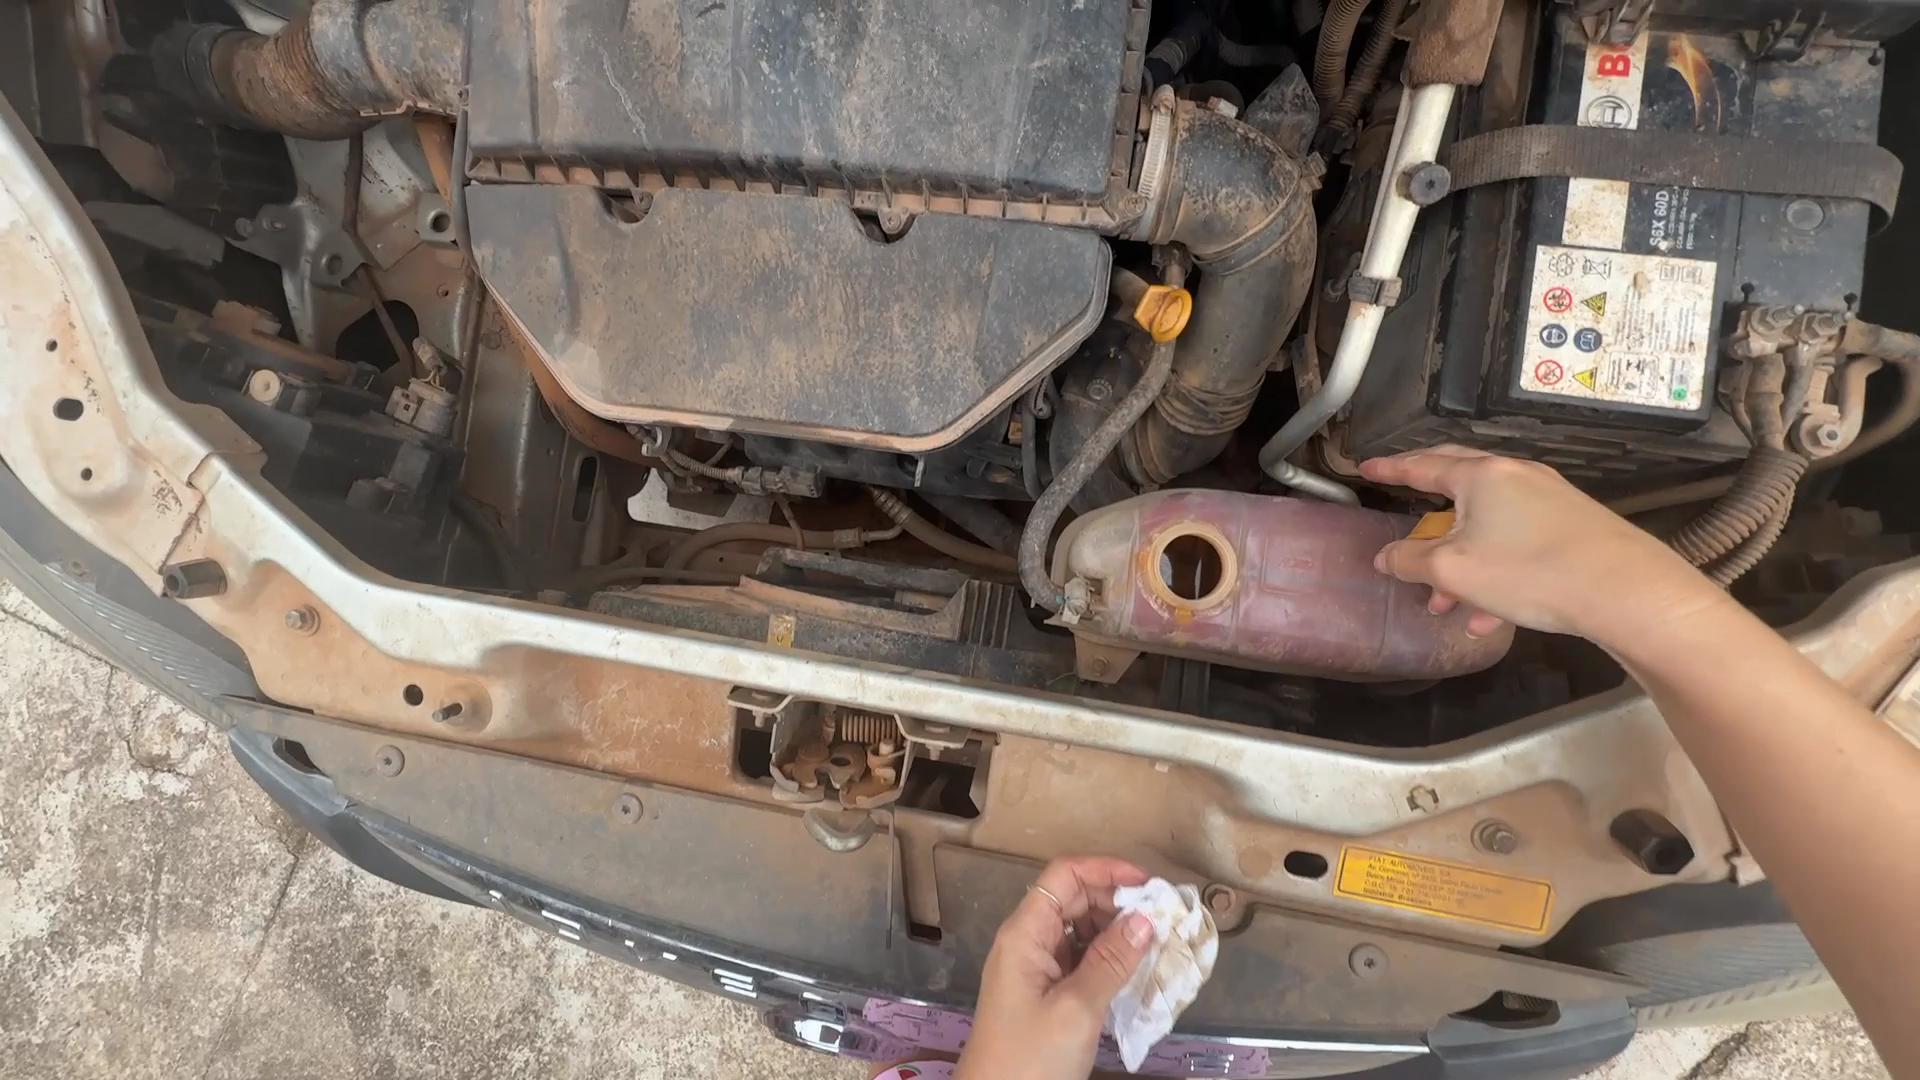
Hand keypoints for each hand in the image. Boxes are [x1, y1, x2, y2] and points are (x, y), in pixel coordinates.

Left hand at [954, 856, 1154, 1079]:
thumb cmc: (1031, 1058)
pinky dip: (1106, 958)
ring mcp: (1035, 966)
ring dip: (1114, 930)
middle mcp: (1028, 939)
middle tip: (1161, 917)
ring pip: (1078, 928)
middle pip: (1073, 898)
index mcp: (1025, 931)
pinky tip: (1134, 969)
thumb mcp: (1077, 1010)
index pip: (1064, 875)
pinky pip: (1079, 958)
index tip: (1148, 884)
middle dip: (1115, 900)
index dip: (1105, 869)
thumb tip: (1146, 918)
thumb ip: (1111, 961)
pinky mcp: (1045, 992)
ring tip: (1155, 942)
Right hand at [1360, 446, 1729, 642]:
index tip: (1365, 467)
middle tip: (1397, 492)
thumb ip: (1408, 560)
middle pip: (1455, 480)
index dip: (1390, 468)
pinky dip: (1492, 571)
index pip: (1422, 466)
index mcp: (1481, 476)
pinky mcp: (1572, 528)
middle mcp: (1515, 478)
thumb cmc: (1529, 571)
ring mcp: (1549, 501)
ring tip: (1441, 603)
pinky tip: (1487, 616)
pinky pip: (1514, 543)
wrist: (1632, 595)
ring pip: (1484, 524)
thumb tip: (1385, 556)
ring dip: (1456, 559)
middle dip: (1423, 498)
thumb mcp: (1451, 570)